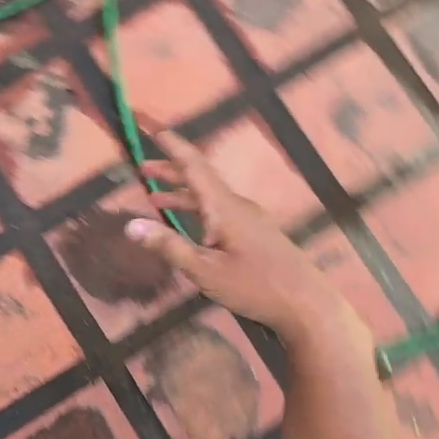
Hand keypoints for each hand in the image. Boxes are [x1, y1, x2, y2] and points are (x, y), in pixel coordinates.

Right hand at [122, 122, 369, 353]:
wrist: (308, 307)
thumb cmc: (255, 286)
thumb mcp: (204, 270)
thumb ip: (168, 245)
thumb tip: (130, 225)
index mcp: (225, 208)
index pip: (195, 167)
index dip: (174, 148)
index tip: (155, 131)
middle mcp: (238, 207)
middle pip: (201, 179)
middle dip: (171, 171)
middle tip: (142, 169)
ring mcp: (249, 220)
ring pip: (209, 197)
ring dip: (181, 193)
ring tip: (154, 197)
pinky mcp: (254, 234)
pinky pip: (218, 211)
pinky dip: (195, 209)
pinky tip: (185, 224)